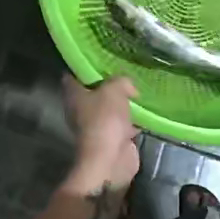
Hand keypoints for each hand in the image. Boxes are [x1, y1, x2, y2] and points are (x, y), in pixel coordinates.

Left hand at [61, 75, 140, 189]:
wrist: (111, 159)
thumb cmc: (105, 120)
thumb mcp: (114, 89)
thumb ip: (121, 81)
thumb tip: (128, 87)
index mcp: (74, 95)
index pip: (74, 74)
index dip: (86, 66)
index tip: (102, 59)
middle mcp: (81, 109)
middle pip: (94, 90)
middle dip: (110, 83)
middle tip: (126, 73)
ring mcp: (96, 125)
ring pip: (110, 107)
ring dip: (123, 102)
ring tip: (139, 89)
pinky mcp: (112, 138)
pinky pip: (123, 123)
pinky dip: (133, 118)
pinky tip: (145, 110)